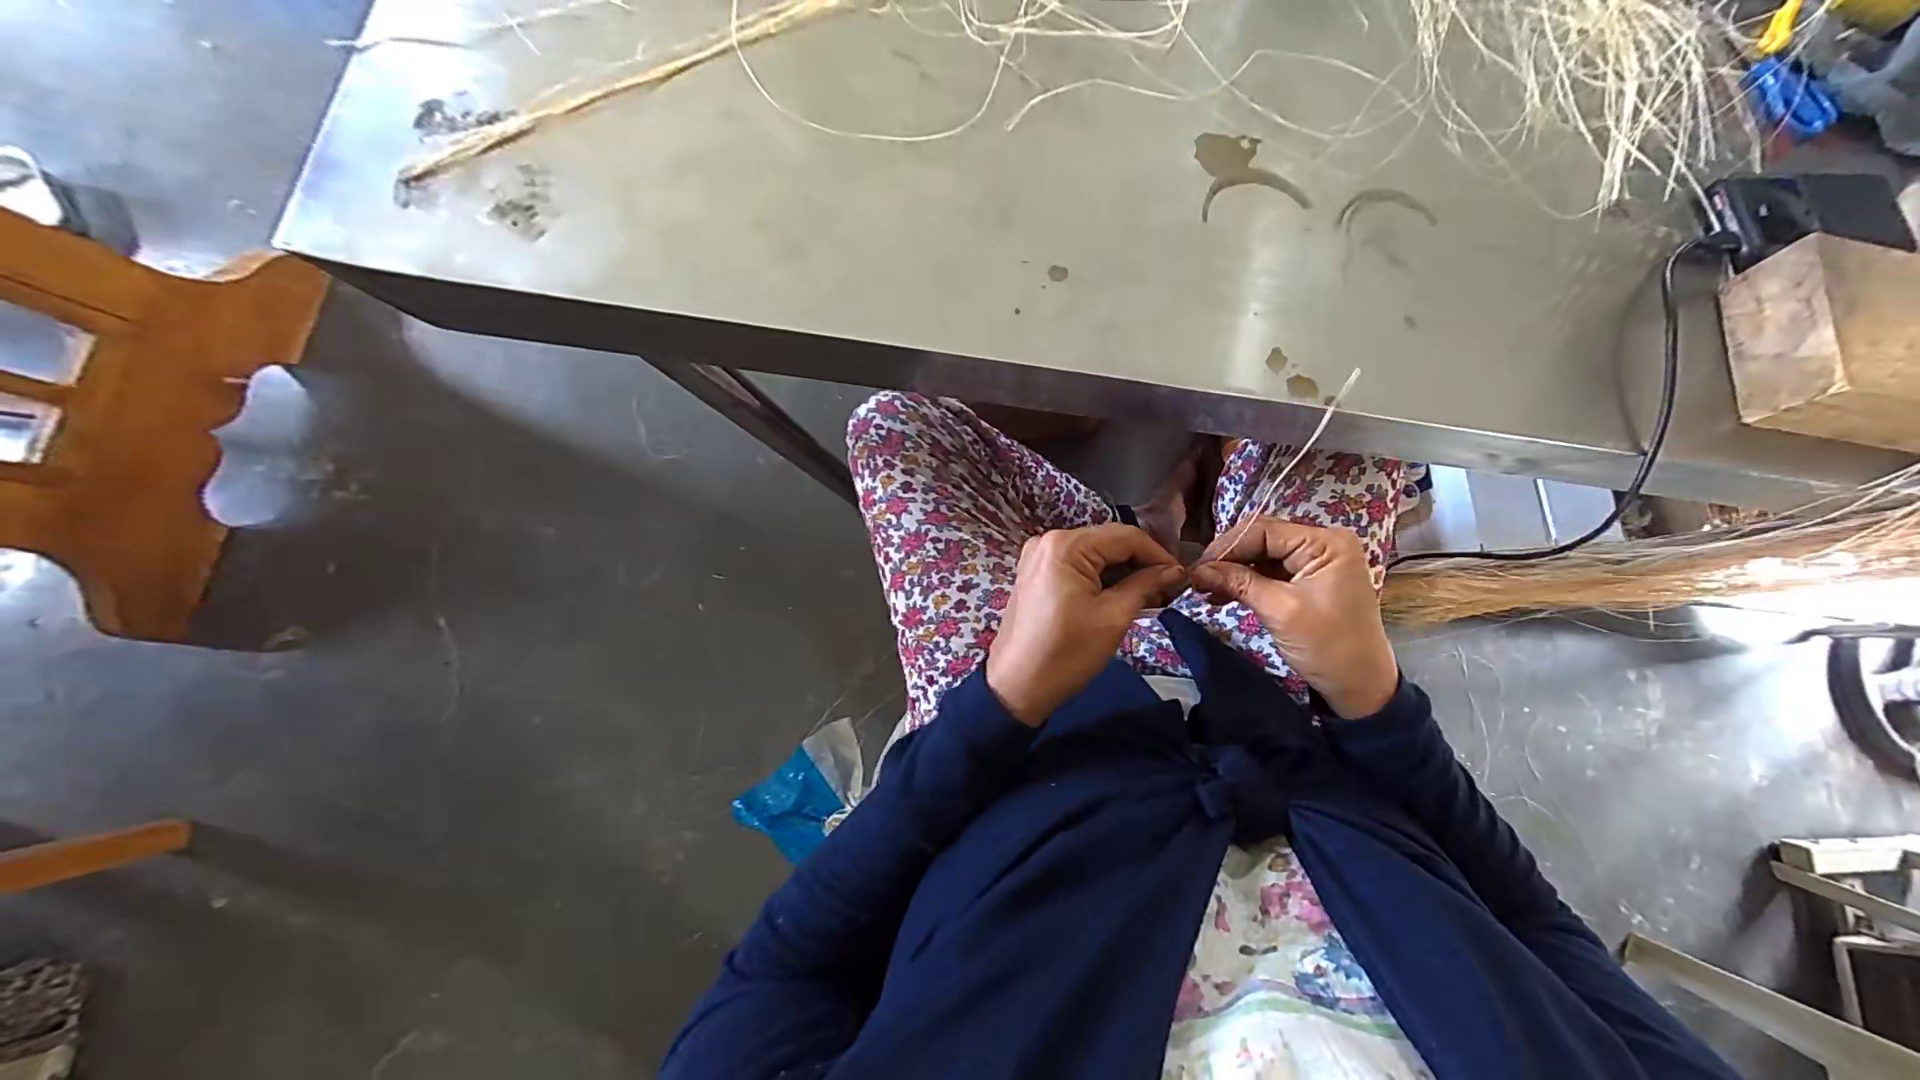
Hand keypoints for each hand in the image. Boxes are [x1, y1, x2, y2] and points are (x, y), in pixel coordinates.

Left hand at [986, 524, 1186, 725]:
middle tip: (1169, 589)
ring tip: (1150, 595)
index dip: (1158, 554)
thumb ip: (1146, 585)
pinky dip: (1099, 578)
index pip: (1125, 536)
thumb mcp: (1113, 617)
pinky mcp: (1034, 574)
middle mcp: (1048, 541)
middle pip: (1107, 542)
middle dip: (1140, 562)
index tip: (1182, 576)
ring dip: (1121, 571)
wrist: (1017, 686)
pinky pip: (1075, 566)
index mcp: (1066, 545)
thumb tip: (1175, 571)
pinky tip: (1120, 595)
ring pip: (1093, 554)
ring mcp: (1038, 556)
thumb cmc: (1067, 652)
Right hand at [1188, 519, 1398, 718]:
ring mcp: (1315, 562)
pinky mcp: (1307, 580)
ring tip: (1205, 590)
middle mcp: (1322, 543)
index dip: (1226, 547)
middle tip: (1197, 579)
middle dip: (1227, 558)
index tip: (1197, 569)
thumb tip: (1197, 570)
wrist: (1359, 686)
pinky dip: (1244, 582)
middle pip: (1261, 539)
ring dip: (1232, 571)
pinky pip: (1268, 571)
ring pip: (1260, 555)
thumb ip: (1239, 583)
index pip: (1263, 530)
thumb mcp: (1279, 611)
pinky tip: (1221, 594)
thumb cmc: (1328, 646)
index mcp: (1326, 543)